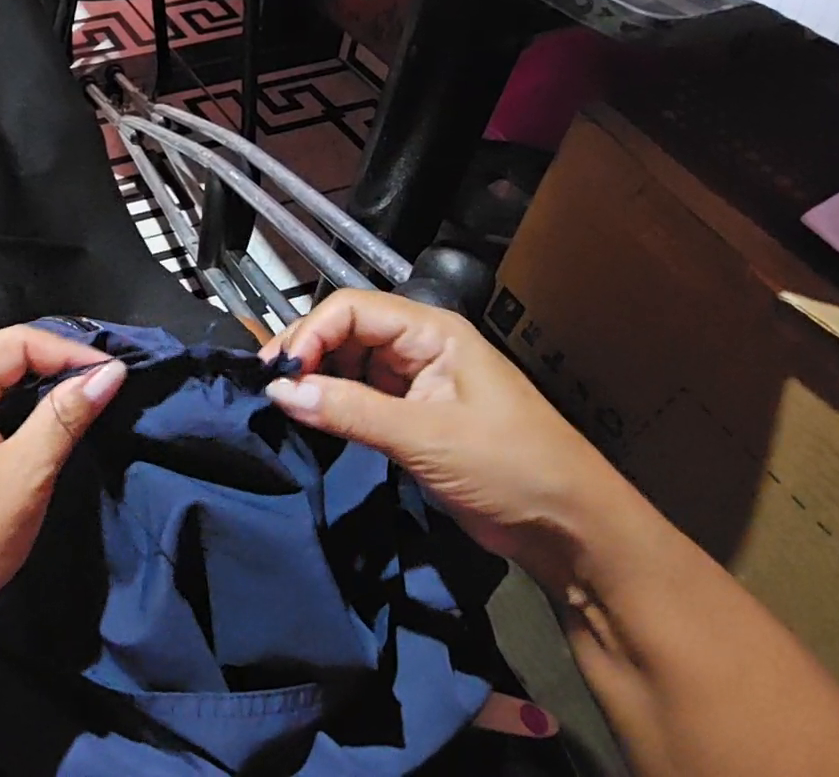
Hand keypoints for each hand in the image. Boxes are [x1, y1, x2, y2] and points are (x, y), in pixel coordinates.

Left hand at [0, 326, 127, 633]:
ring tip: (92, 393)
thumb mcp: (25, 472)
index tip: (115, 372)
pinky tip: (56, 415)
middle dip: (58, 361)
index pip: (16, 342)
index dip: (68, 351)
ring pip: (0, 378)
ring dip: (45, 382)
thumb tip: (111, 372)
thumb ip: (66, 415)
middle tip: (108, 380)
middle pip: (6, 353)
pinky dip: (26, 405)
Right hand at [261, 290, 641, 582]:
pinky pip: (356, 397)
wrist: (570, 529)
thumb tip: (278, 391)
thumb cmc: (511, 467)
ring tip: (281, 405)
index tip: (279, 374)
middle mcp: (418, 347)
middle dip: (304, 353)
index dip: (310, 333)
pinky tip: (308, 419)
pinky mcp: (409, 416)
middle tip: (268, 388)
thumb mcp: (426, 436)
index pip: (351, 310)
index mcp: (432, 332)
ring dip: (314, 380)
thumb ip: (350, 410)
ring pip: (346, 364)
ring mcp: (413, 382)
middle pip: (343, 332)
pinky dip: (330, 404)